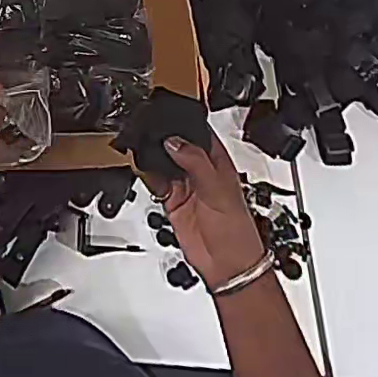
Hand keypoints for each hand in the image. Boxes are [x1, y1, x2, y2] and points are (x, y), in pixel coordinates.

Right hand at [157, 134, 268, 287]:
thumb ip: (196, 162)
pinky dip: (147, 173)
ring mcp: (185, 184)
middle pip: (177, 144)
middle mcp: (199, 169)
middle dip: (163, 136)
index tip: (167, 111)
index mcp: (216, 160)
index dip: (184, 121)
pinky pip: (155, 180)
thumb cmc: (236, 228)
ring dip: (153, 153)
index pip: (198, 131)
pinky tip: (142, 166)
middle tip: (148, 127)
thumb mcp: (217, 189)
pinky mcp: (172, 200)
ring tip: (142, 143)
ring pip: (164, 160)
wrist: (225, 265)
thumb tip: (174, 142)